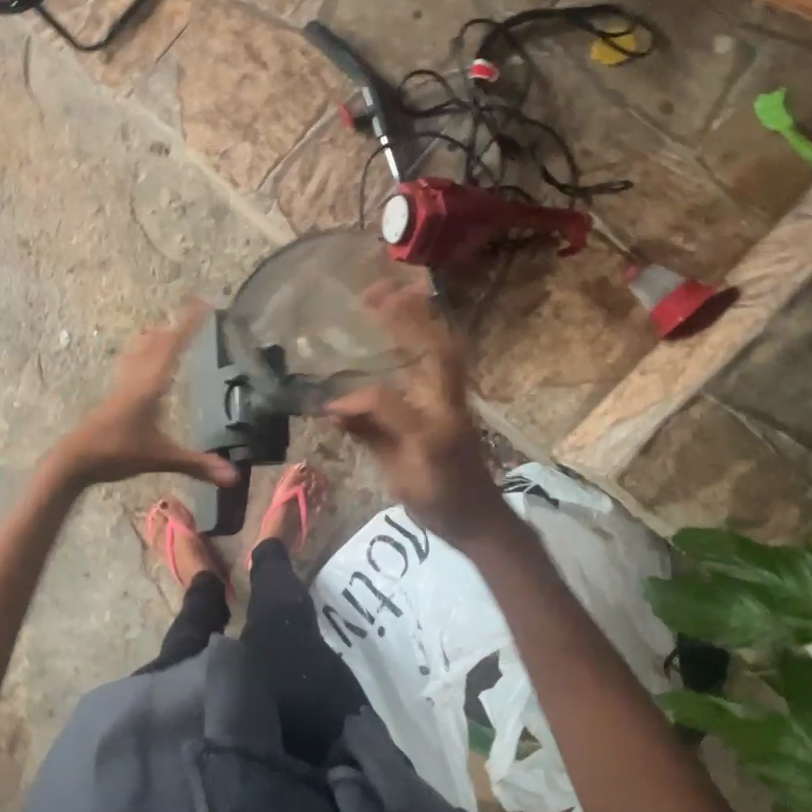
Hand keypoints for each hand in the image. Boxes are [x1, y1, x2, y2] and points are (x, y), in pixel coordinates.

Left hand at [47, 300, 239, 488]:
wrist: (75, 459)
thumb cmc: (117, 453)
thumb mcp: (160, 458)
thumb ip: (197, 465)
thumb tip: (234, 477)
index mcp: (150, 384)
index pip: (172, 345)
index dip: (188, 324)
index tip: (203, 304)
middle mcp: (136, 377)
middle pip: (156, 342)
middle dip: (176, 325)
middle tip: (194, 311)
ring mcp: (122, 385)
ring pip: (140, 350)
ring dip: (156, 336)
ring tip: (168, 328)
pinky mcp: (114, 395)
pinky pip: (132, 363)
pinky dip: (143, 353)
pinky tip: (142, 363)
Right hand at [325, 282, 505, 535]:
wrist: (481, 519)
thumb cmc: (440, 502)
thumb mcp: (400, 478)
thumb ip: (369, 438)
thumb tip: (330, 411)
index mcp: (431, 429)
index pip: (387, 400)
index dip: (355, 401)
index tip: (331, 409)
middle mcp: (447, 405)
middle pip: (434, 349)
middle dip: (407, 317)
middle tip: (375, 293)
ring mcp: (455, 399)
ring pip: (444, 348)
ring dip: (421, 318)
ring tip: (393, 293)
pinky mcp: (454, 400)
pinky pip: (444, 358)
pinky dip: (427, 335)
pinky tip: (406, 323)